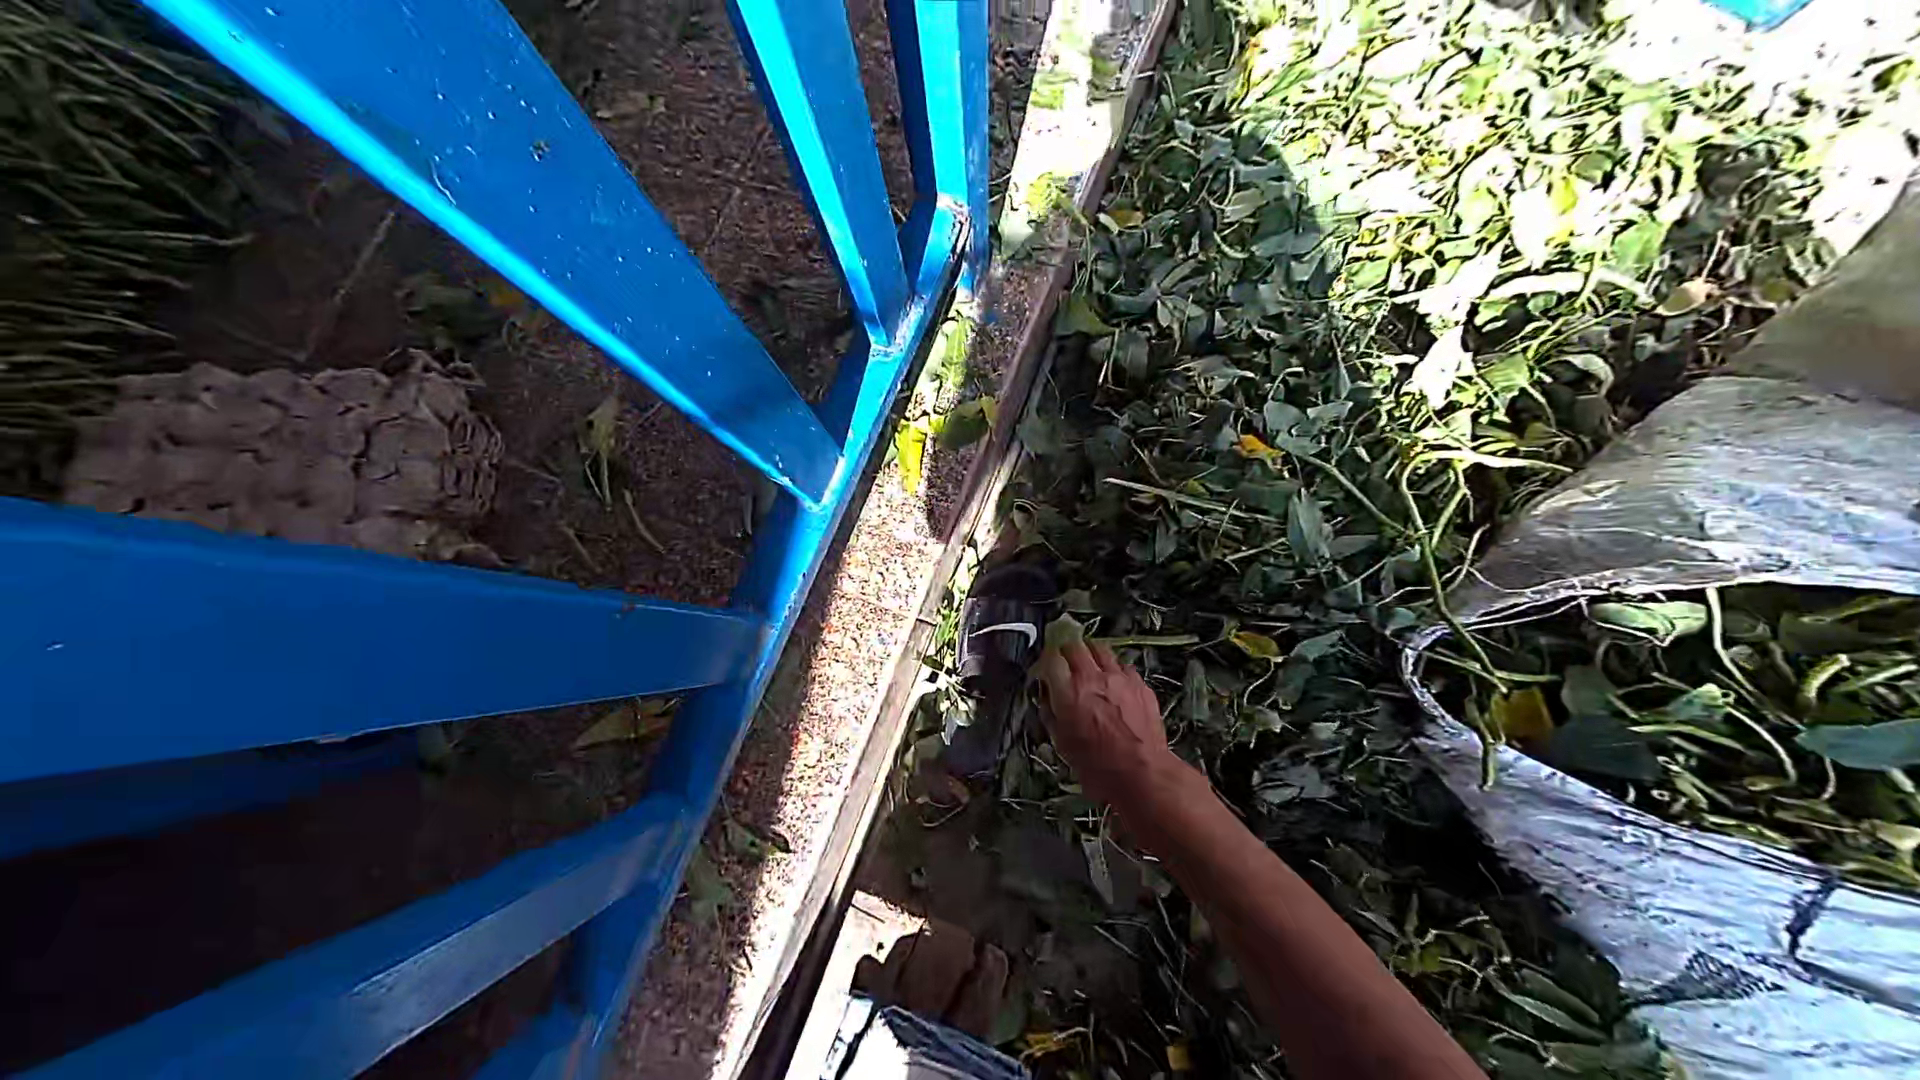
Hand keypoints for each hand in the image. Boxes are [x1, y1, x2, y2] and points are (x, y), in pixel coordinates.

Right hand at [1037, 642, 1181, 806]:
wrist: (1142, 773)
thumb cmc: (1099, 765)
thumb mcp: (1061, 742)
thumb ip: (1050, 712)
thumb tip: (1047, 698)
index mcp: (1069, 692)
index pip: (1051, 658)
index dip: (1046, 661)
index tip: (1046, 669)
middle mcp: (1093, 678)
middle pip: (1075, 646)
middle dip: (1066, 652)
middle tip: (1065, 662)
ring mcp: (1119, 678)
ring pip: (1100, 649)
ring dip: (1090, 654)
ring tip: (1089, 665)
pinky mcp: (1139, 684)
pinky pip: (1123, 665)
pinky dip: (1114, 669)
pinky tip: (1113, 681)